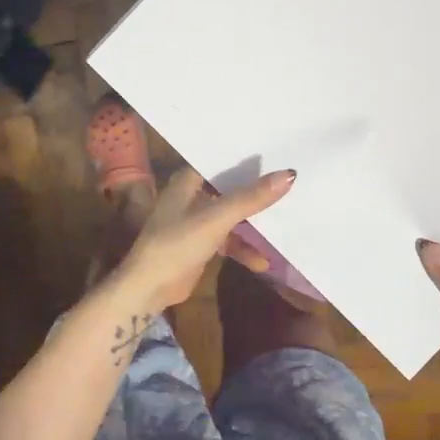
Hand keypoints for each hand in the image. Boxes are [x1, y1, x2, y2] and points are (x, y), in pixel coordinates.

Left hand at [115, 169, 296, 312]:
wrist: (149, 288)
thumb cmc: (177, 244)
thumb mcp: (216, 219)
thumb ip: (250, 198)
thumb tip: (289, 174)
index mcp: (186, 182)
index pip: (219, 161)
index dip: (245, 158)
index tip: (277, 152)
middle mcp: (190, 197)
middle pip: (229, 189)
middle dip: (255, 191)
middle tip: (290, 184)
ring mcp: (195, 222)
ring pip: (231, 216)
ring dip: (252, 224)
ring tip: (285, 224)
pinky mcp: (199, 245)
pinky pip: (227, 240)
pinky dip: (242, 249)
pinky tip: (262, 262)